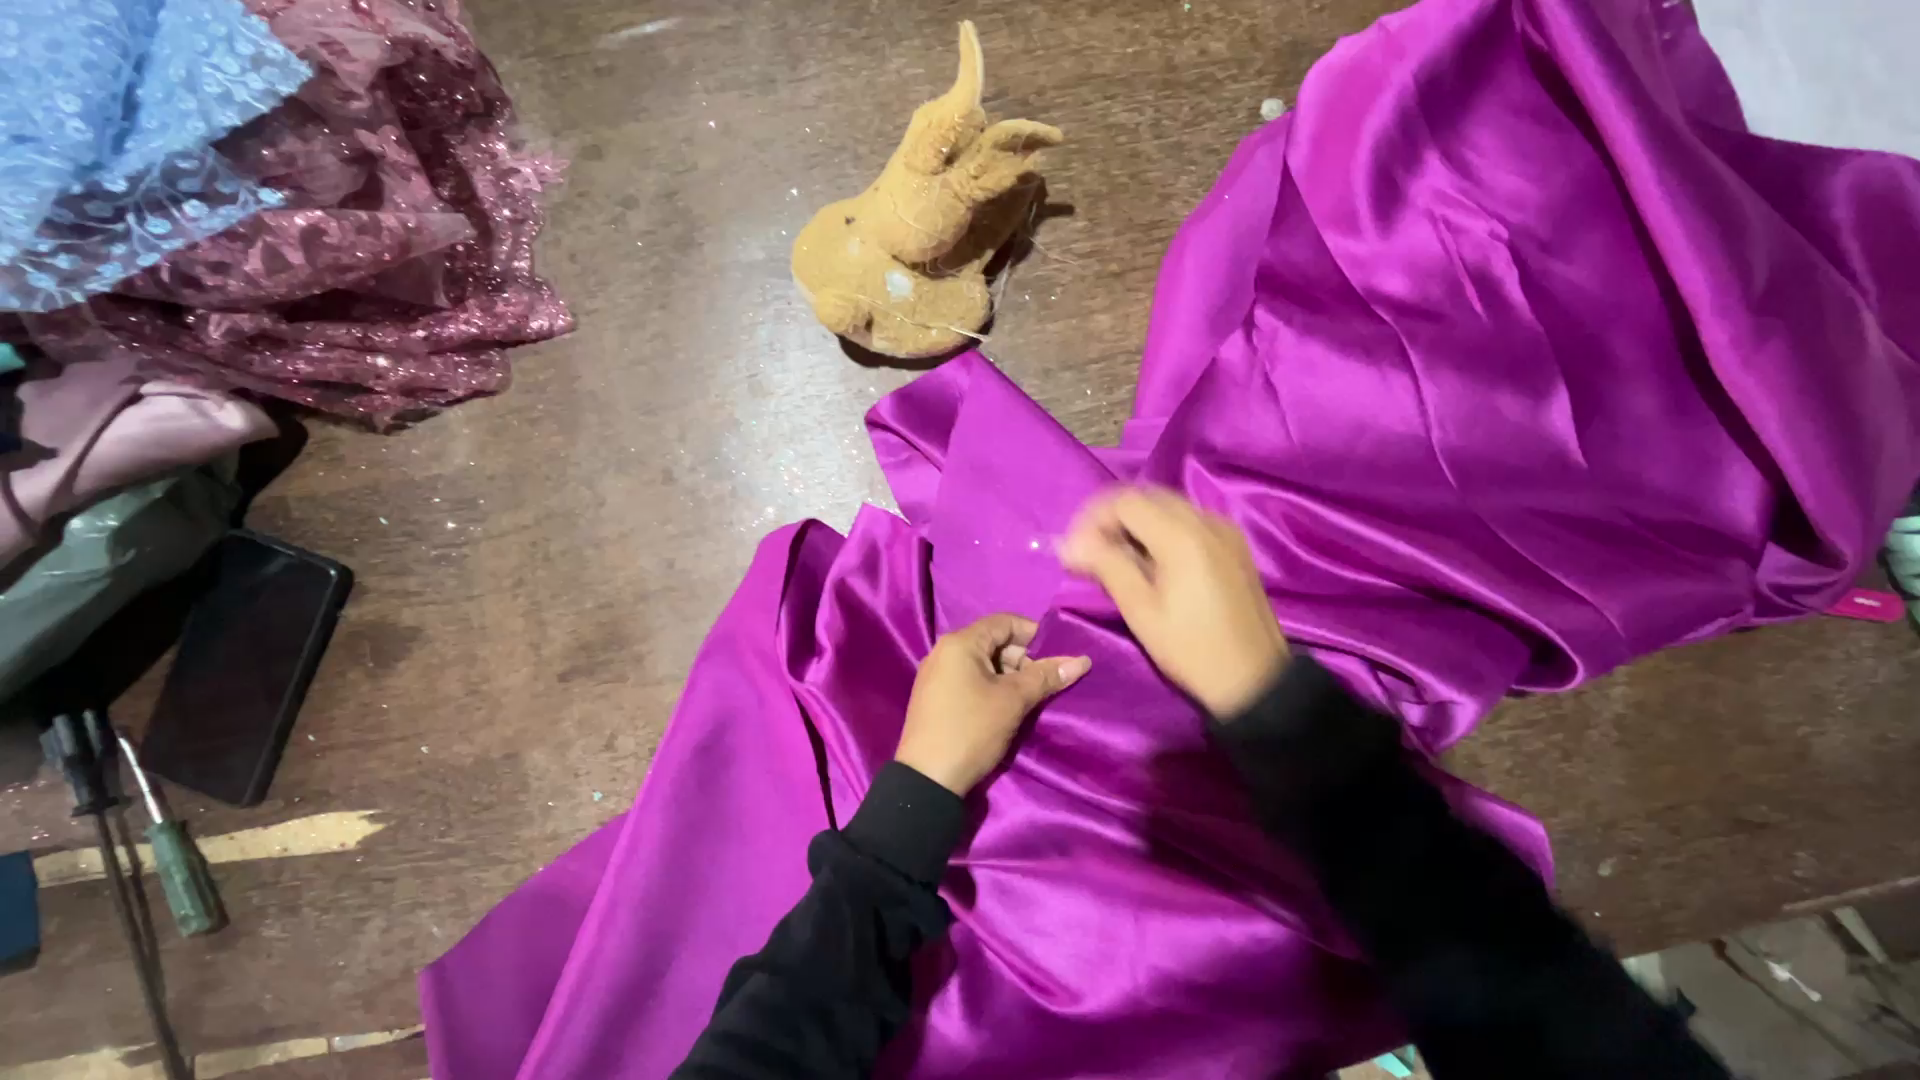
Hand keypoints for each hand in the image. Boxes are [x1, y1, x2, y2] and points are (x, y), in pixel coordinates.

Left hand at [897, 615, 1090, 794]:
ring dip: (1008, 675)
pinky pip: (968, 679)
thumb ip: (1046, 676)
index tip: (1056, 655)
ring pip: (982, 663)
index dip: (1034, 634)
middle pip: (993, 642)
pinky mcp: (935, 697)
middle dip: (1022, 658)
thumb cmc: (971, 730)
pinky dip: (990, 686)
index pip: (1004, 622)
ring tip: (1028, 699)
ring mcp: (936, 675)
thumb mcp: (1013, 701)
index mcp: (960, 643)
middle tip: (1043, 683)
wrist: (927, 779)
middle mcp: (944, 652)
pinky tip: (1005, 708)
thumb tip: (1082, 660)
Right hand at [1059, 487, 1287, 716]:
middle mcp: (1206, 520)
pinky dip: (1161, 530)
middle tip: (1088, 552)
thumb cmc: (1192, 650)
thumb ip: (1107, 566)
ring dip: (1135, 523)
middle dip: (1111, 518)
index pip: (1125, 500)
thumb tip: (1070, 544)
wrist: (1256, 680)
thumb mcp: (1141, 611)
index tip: (1074, 551)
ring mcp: (1225, 531)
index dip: (1092, 519)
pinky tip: (1149, 560)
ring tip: (1114, 557)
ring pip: (1168, 506)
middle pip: (1147, 497)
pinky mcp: (1233, 545)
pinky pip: (1188, 520)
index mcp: (1182, 536)